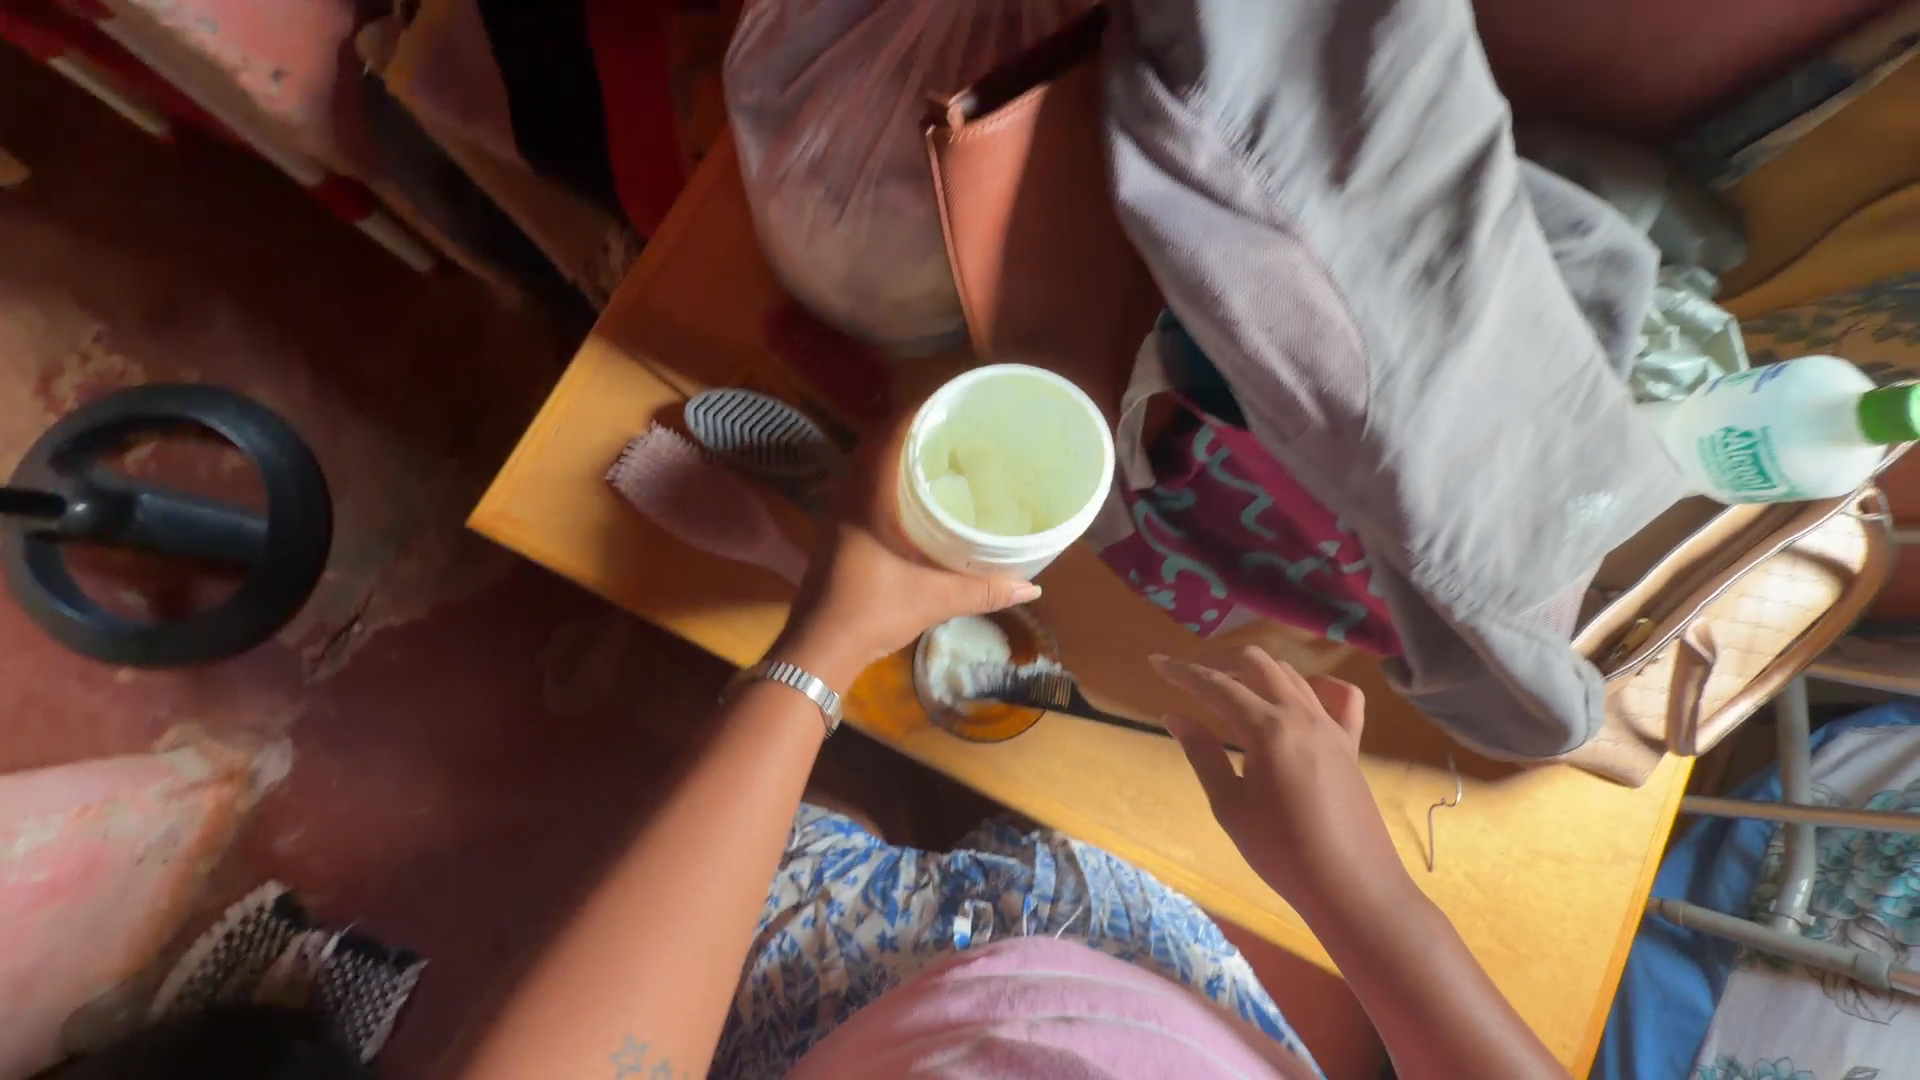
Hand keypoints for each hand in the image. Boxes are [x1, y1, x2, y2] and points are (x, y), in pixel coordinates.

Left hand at [770, 428, 1037, 688]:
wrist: (819, 647)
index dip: (912, 412)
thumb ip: (982, 590)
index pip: (885, 437)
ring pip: (863, 468)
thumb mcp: (934, 599)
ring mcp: (837, 516)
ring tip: (932, 453)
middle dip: (906, 429)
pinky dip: (883, 479)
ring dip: (892, 454)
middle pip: (873, 445)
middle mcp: (847, 498)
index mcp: (867, 500)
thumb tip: (1030, 586)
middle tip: (947, 427)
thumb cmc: (872, 612)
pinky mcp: (836, 534)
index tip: (945, 402)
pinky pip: (860, 488)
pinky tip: (909, 497)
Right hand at [1151, 649, 1410, 919]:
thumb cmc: (1283, 853)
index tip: (1156, 661)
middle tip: (1190, 673)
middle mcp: (1302, 715)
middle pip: (1256, 663)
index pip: (1216, 685)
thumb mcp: (1230, 806)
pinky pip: (1341, 697)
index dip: (1182, 671)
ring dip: (1255, 669)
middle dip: (1218, 659)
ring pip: (1290, 673)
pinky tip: (1297, 694)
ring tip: (1228, 684)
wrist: (1353, 890)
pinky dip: (1315, 684)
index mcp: (1268, 729)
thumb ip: (1202, 753)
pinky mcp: (1351, 745)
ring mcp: (1332, 727)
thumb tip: (1174, 716)